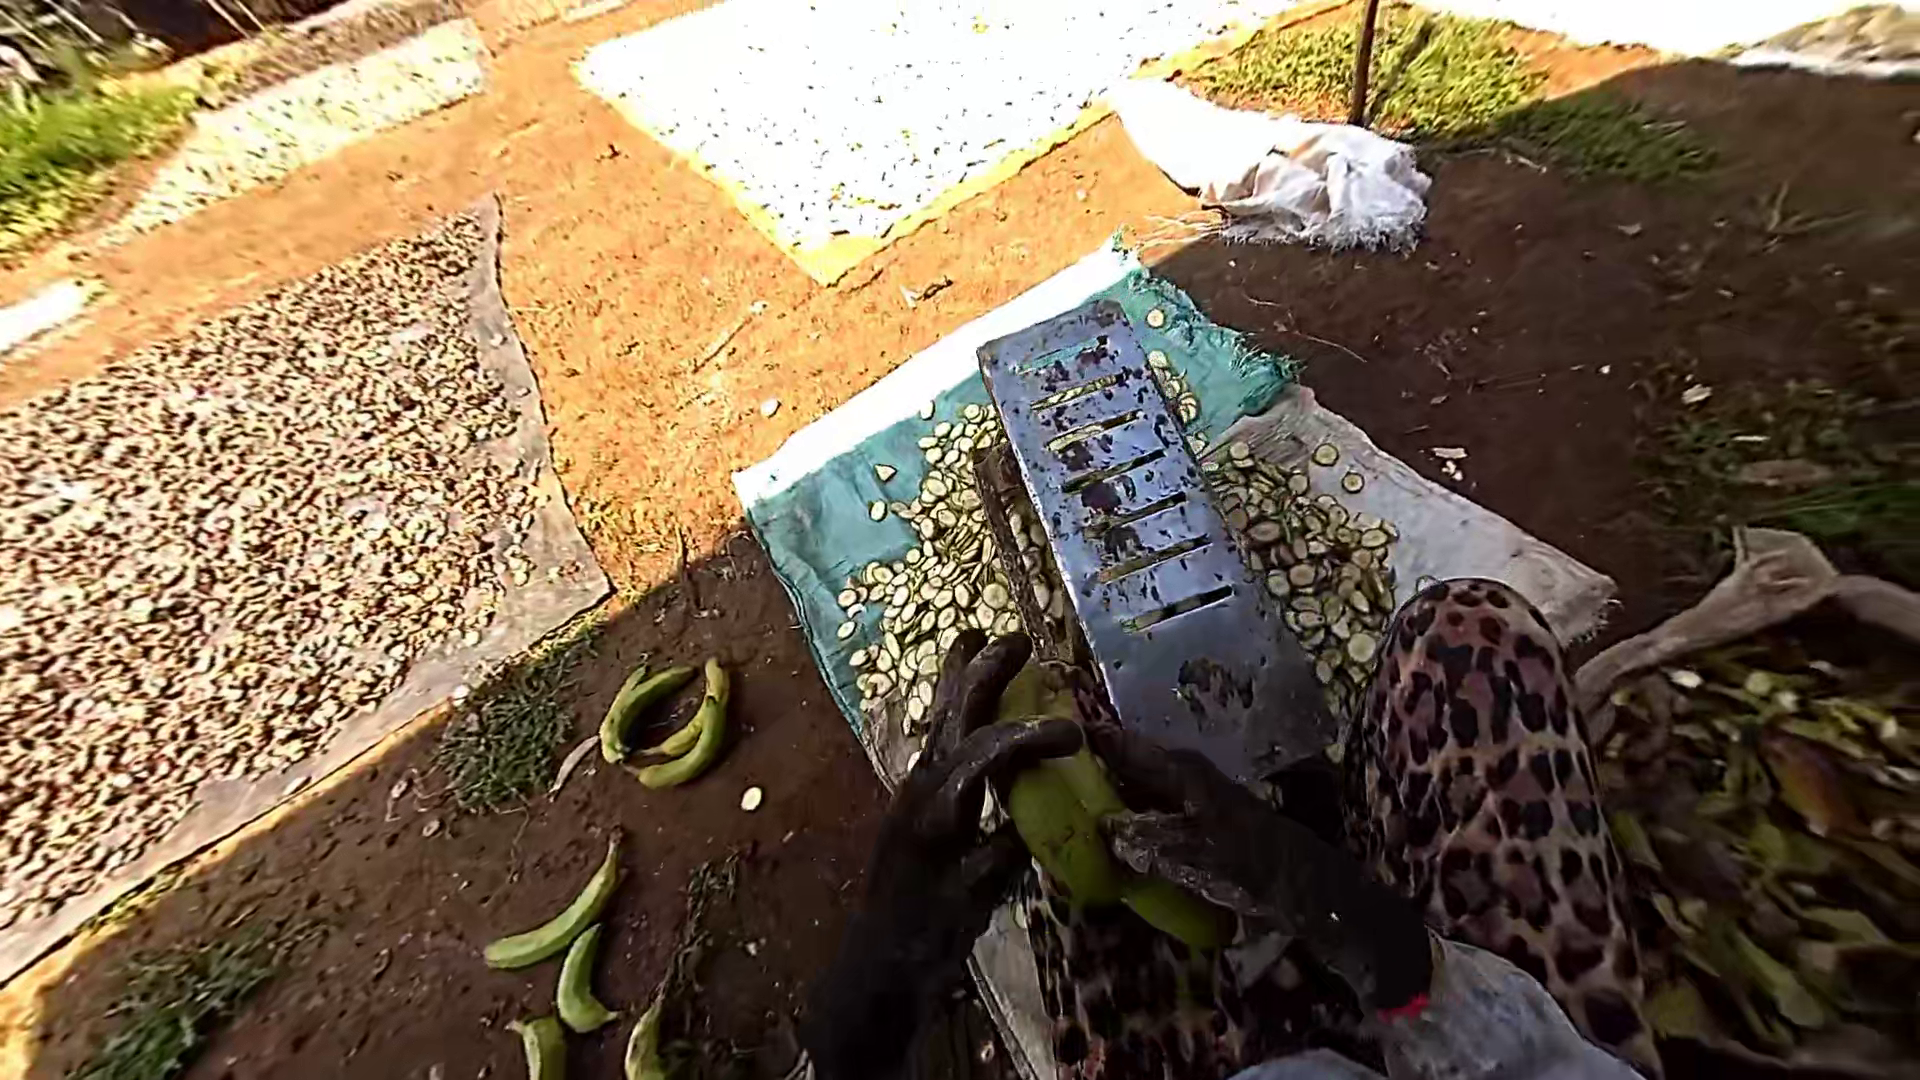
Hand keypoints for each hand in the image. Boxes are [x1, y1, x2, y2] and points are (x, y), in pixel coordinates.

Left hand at [804, 631, 1080, 1078]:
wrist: (878, 956)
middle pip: (953, 711)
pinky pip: (942, 733)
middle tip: (1012, 638)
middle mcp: (923, 781)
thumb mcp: (974, 899)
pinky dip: (956, 703)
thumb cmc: (924, 933)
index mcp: (938, 805)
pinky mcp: (919, 792)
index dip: (1030, 736)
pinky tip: (966, 697)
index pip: (986, 752)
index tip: (1073, 735)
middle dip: (982, 670)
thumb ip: (1006, 852)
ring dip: (959, 674)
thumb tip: (1039, 814)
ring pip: (941, 713)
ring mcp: (917, 782)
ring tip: (972, 637)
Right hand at [1084, 720, 1434, 1012]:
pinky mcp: (1194, 813)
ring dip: (1111, 790)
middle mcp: (1180, 771)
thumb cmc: (1249, 861)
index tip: (1058, 734)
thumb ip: (1142, 841)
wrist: (1305, 885)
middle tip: (1057, 774)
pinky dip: (1130, 810)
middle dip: (1094, 766)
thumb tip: (1102, 830)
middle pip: (1127, 761)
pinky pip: (1150, 803)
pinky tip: (1113, 829)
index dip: (1091, 739)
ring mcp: (1188, 791)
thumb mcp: (1191, 854)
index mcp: (1177, 768)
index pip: (1122, 745)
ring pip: (1138, 782)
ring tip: (1074, 800)